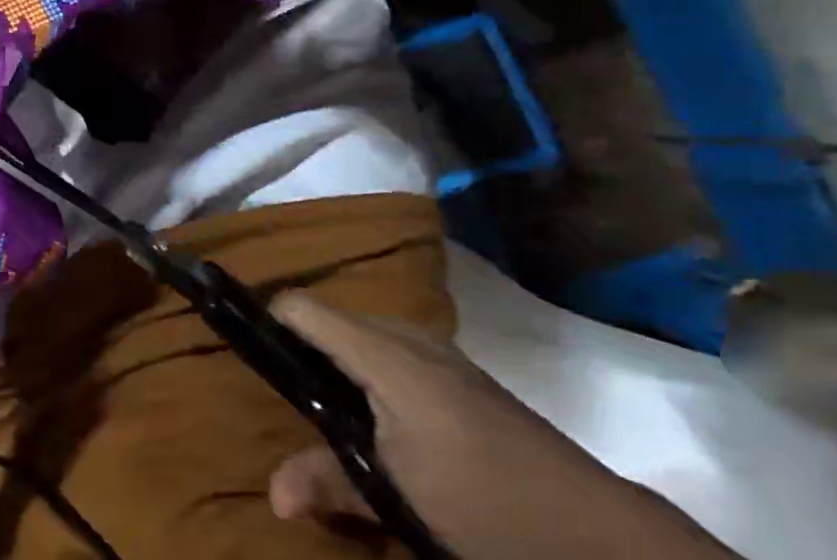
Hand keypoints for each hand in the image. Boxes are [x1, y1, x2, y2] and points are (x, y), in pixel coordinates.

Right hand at [267, 293, 736, 559]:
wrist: (595, 527)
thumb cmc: (484, 497)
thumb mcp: (399, 493)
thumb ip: (331, 477)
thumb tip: (271, 492)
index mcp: (384, 351)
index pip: (302, 308)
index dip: (266, 319)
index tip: (242, 346)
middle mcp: (407, 335)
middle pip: (328, 320)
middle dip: (298, 348)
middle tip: (277, 390)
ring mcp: (436, 352)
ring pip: (360, 337)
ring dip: (332, 363)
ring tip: (317, 408)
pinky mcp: (456, 374)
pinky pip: (389, 353)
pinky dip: (364, 373)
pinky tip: (372, 420)